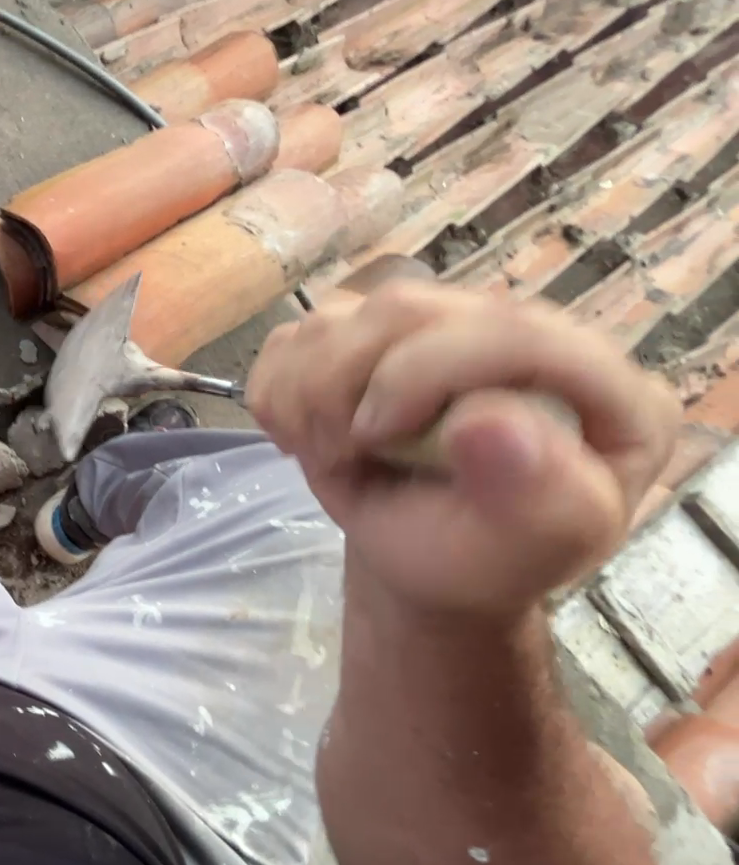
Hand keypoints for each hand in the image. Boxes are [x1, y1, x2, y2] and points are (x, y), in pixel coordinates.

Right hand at [246, 282, 677, 617]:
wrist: (418, 552)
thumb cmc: (481, 554)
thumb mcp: (532, 545)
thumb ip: (539, 492)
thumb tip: (489, 420)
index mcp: (590, 382)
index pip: (509, 329)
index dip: (423, 372)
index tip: (375, 436)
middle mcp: (505, 334)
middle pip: (398, 310)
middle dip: (342, 387)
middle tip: (342, 452)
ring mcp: (419, 332)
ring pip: (329, 321)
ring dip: (303, 398)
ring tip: (330, 452)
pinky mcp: (352, 340)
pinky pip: (285, 341)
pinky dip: (275, 395)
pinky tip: (308, 434)